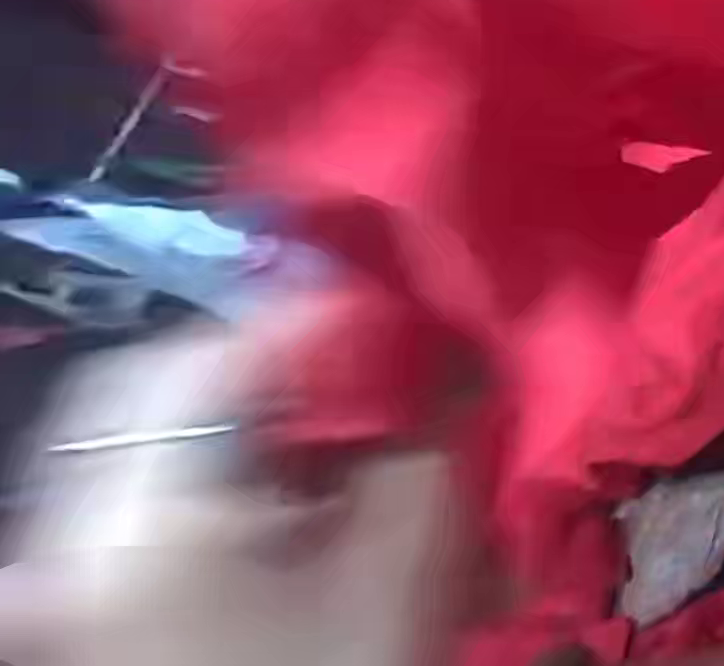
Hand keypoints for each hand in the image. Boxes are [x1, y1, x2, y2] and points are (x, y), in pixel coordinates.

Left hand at [0, 324, 462, 665]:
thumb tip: (448, 340)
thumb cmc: (352, 654)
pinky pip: (157, 467)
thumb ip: (429, 423)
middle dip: (258, 342)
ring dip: (250, 386)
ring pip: (149, 423)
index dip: (291, 316)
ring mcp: (71, 563)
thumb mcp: (412, 535)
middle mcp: (76, 536)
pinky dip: (233, 433)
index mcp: (150, 527)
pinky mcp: (97, 578)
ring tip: (338, 383)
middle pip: (146, 387)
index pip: (194, 372)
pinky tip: (301, 448)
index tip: (376, 297)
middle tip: (353, 331)